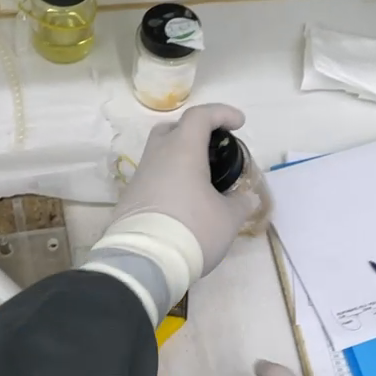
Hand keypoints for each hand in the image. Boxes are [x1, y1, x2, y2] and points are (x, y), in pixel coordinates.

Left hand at [111, 103, 256, 273]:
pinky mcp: (129, 199)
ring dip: (180, 160)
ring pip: (159, 155)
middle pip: (172, 130)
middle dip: (193, 132)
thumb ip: (240, 204)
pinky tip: (182, 203)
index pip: (200, 116)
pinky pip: (152, 179)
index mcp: (182, 150)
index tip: (238, 123)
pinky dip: (169, 182)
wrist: (145, 262)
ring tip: (200, 181)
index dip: (221, 113)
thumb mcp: (228, 219)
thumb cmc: (193, 230)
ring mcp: (139, 177)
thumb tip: (246, 198)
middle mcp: (157, 156)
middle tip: (212, 149)